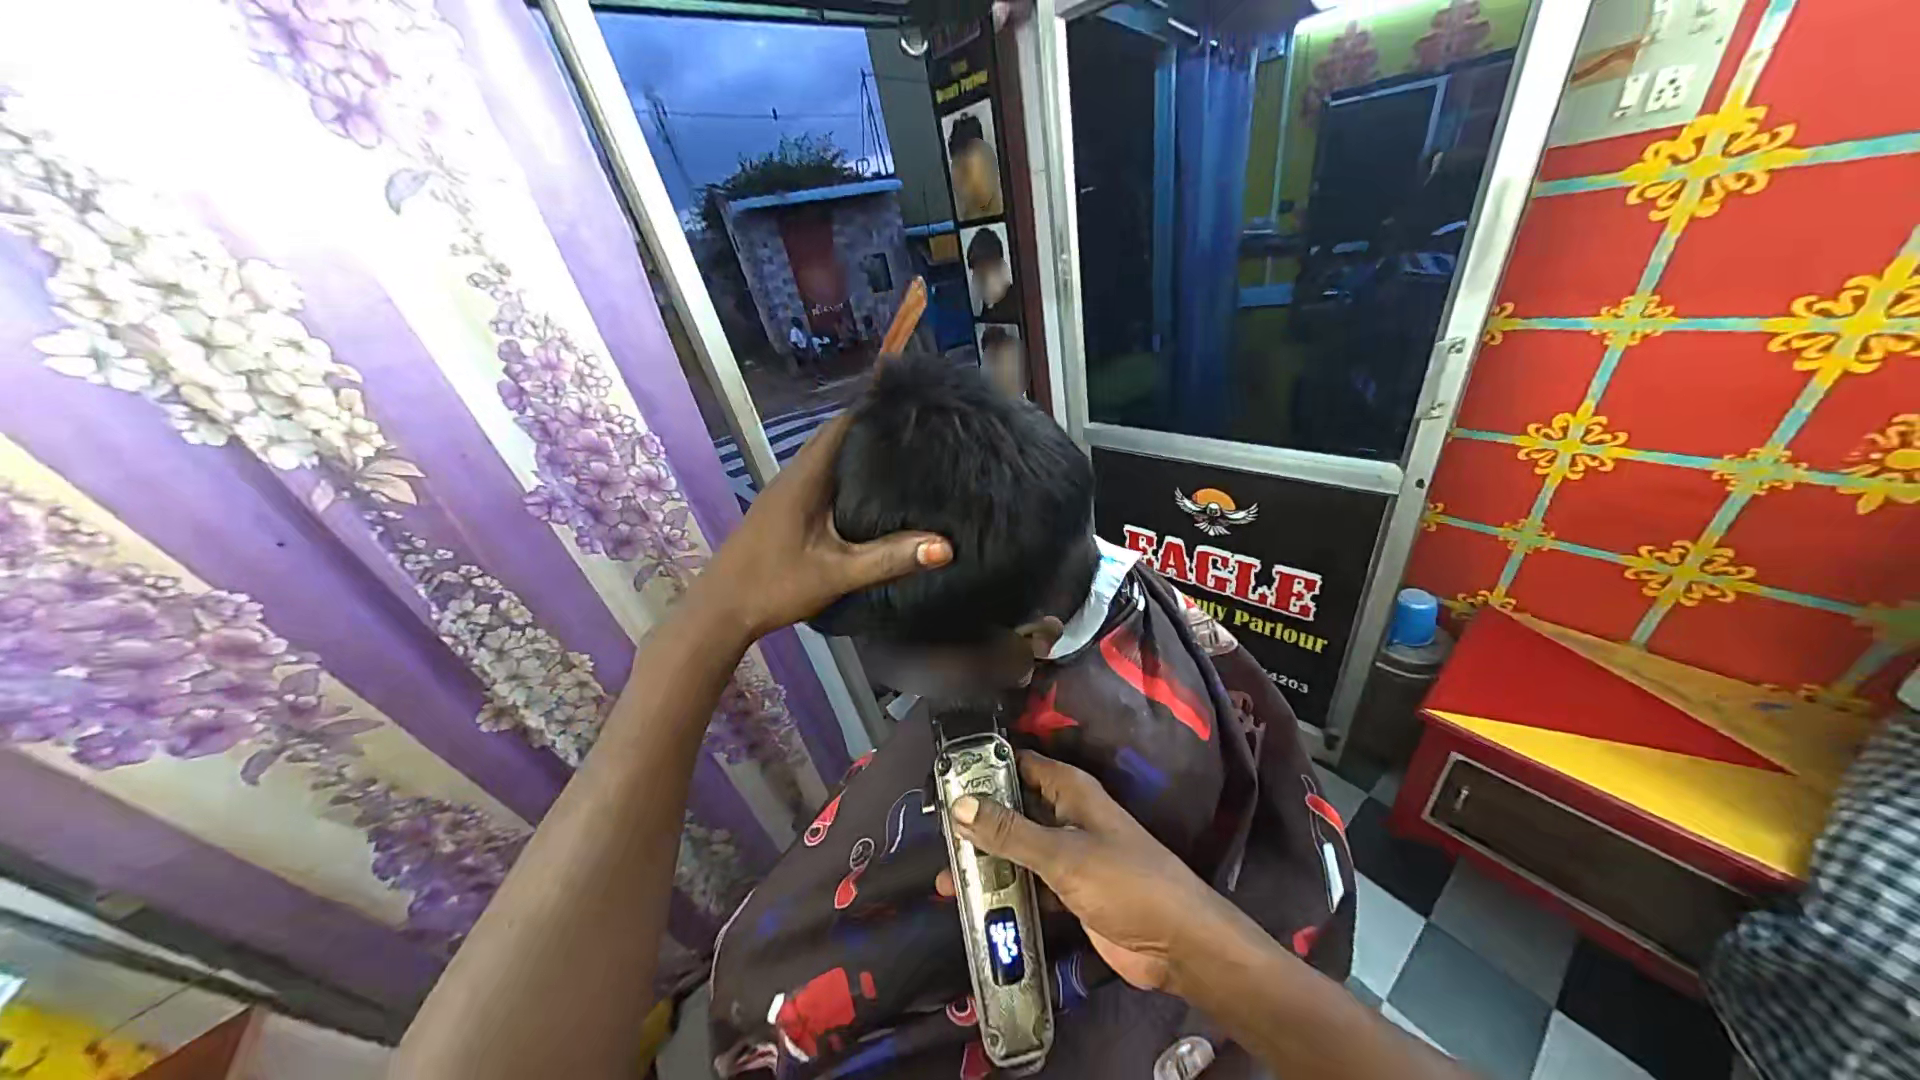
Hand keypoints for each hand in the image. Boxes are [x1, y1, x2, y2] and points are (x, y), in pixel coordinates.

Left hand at [690, 413, 949, 641]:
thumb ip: (890, 558)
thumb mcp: (838, 573)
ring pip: (827, 459)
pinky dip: (845, 475)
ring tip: (901, 456)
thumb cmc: (775, 585)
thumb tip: (945, 547)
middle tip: (916, 432)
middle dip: (872, 430)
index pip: (841, 426)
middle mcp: (793, 476)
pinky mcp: (783, 509)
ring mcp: (784, 493)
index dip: (874, 410)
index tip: (910, 407)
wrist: (721, 610)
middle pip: (835, 438)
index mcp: (805, 479)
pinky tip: (868, 492)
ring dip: (858, 453)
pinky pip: (820, 478)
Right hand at [939, 751, 1238, 994]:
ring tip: (944, 878)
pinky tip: (974, 905)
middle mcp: (1065, 816)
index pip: (1019, 765)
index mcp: (1069, 791)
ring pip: (1016, 849)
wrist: (1178, 945)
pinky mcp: (1067, 891)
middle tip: (935, 835)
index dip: (983, 768)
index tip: (944, 780)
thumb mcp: (1062, 854)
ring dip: (986, 862)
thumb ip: (1010, 832)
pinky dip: (1004, 891)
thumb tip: (959, 805)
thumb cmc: (1125, 882)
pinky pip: (1027, 883)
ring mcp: (1066, 855)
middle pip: (1012, 809)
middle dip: (977, 821)